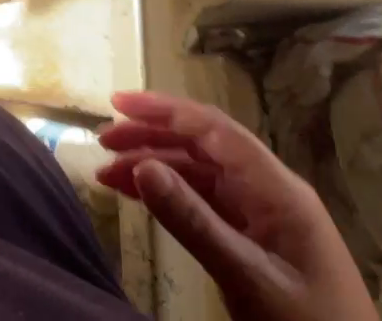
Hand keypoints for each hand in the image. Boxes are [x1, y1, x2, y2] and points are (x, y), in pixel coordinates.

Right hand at [95, 91, 376, 320]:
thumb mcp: (248, 277)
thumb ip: (194, 222)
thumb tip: (140, 166)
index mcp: (278, 189)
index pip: (214, 130)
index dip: (164, 110)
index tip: (116, 104)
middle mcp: (268, 190)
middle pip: (201, 144)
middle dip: (150, 136)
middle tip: (103, 143)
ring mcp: (260, 212)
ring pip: (196, 170)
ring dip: (151, 165)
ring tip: (107, 173)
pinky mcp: (252, 234)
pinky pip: (201, 197)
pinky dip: (165, 192)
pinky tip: (135, 195)